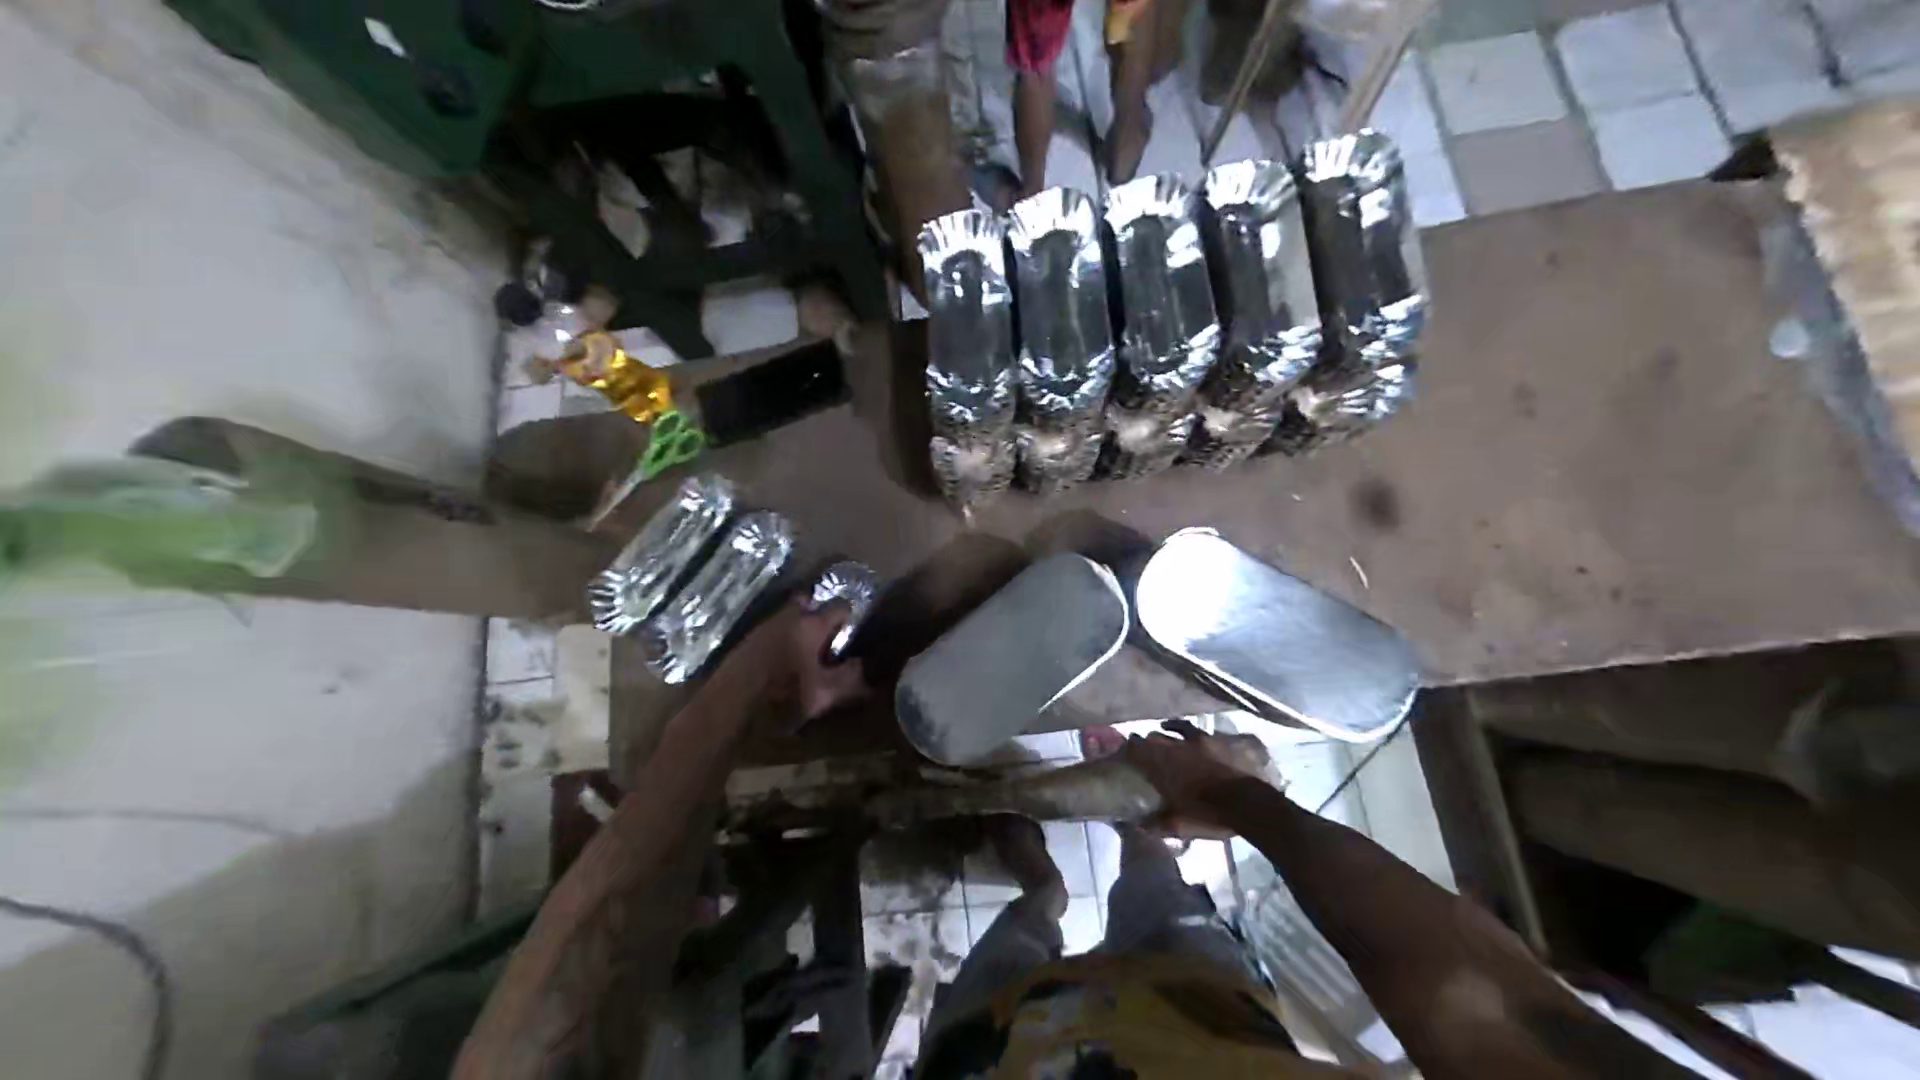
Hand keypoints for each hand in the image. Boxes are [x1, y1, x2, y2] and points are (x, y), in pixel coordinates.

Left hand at [716, 595, 867, 732]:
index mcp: (810, 625)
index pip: (840, 606)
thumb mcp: (824, 694)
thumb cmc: (781, 699)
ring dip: (800, 627)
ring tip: (808, 652)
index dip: (850, 617)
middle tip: (829, 637)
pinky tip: (785, 661)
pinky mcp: (747, 640)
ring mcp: (763, 626)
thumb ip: (850, 678)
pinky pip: (773, 630)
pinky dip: (783, 638)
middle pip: (809, 602)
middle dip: (820, 614)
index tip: (854, 632)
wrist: (727, 710)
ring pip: (789, 616)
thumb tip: (866, 667)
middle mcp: (787, 617)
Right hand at [1123, 719, 1274, 833]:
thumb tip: (1137, 823)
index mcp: (1162, 764)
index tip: (1123, 752)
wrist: (1248, 804)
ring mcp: (1199, 740)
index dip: (1128, 748)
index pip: (1136, 748)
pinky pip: (1202, 732)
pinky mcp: (1219, 740)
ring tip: (1165, 729)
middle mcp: (1176, 747)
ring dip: (1169, 730)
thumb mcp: (1179, 824)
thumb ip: (1156, 822)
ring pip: (1177, 728)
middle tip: (1145, 748)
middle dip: (1147, 742)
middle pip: (1154, 737)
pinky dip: (1194, 733)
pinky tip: (1195, 735)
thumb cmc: (1208, 814)